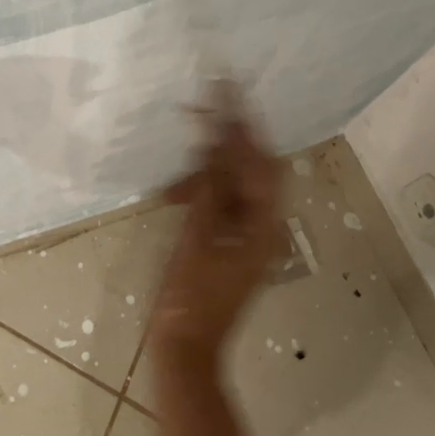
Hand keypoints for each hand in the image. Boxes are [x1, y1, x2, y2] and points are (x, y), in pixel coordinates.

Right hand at [149, 78, 283, 366]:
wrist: (185, 348)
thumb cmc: (190, 294)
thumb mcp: (197, 234)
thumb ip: (208, 184)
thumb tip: (215, 137)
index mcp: (265, 224)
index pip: (262, 158)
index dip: (245, 121)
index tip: (225, 87)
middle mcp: (264, 224)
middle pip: (251, 167)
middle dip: (223, 140)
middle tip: (195, 110)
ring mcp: (246, 235)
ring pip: (230, 184)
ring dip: (203, 173)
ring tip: (170, 184)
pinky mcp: (228, 241)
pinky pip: (219, 203)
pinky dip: (198, 192)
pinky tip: (170, 195)